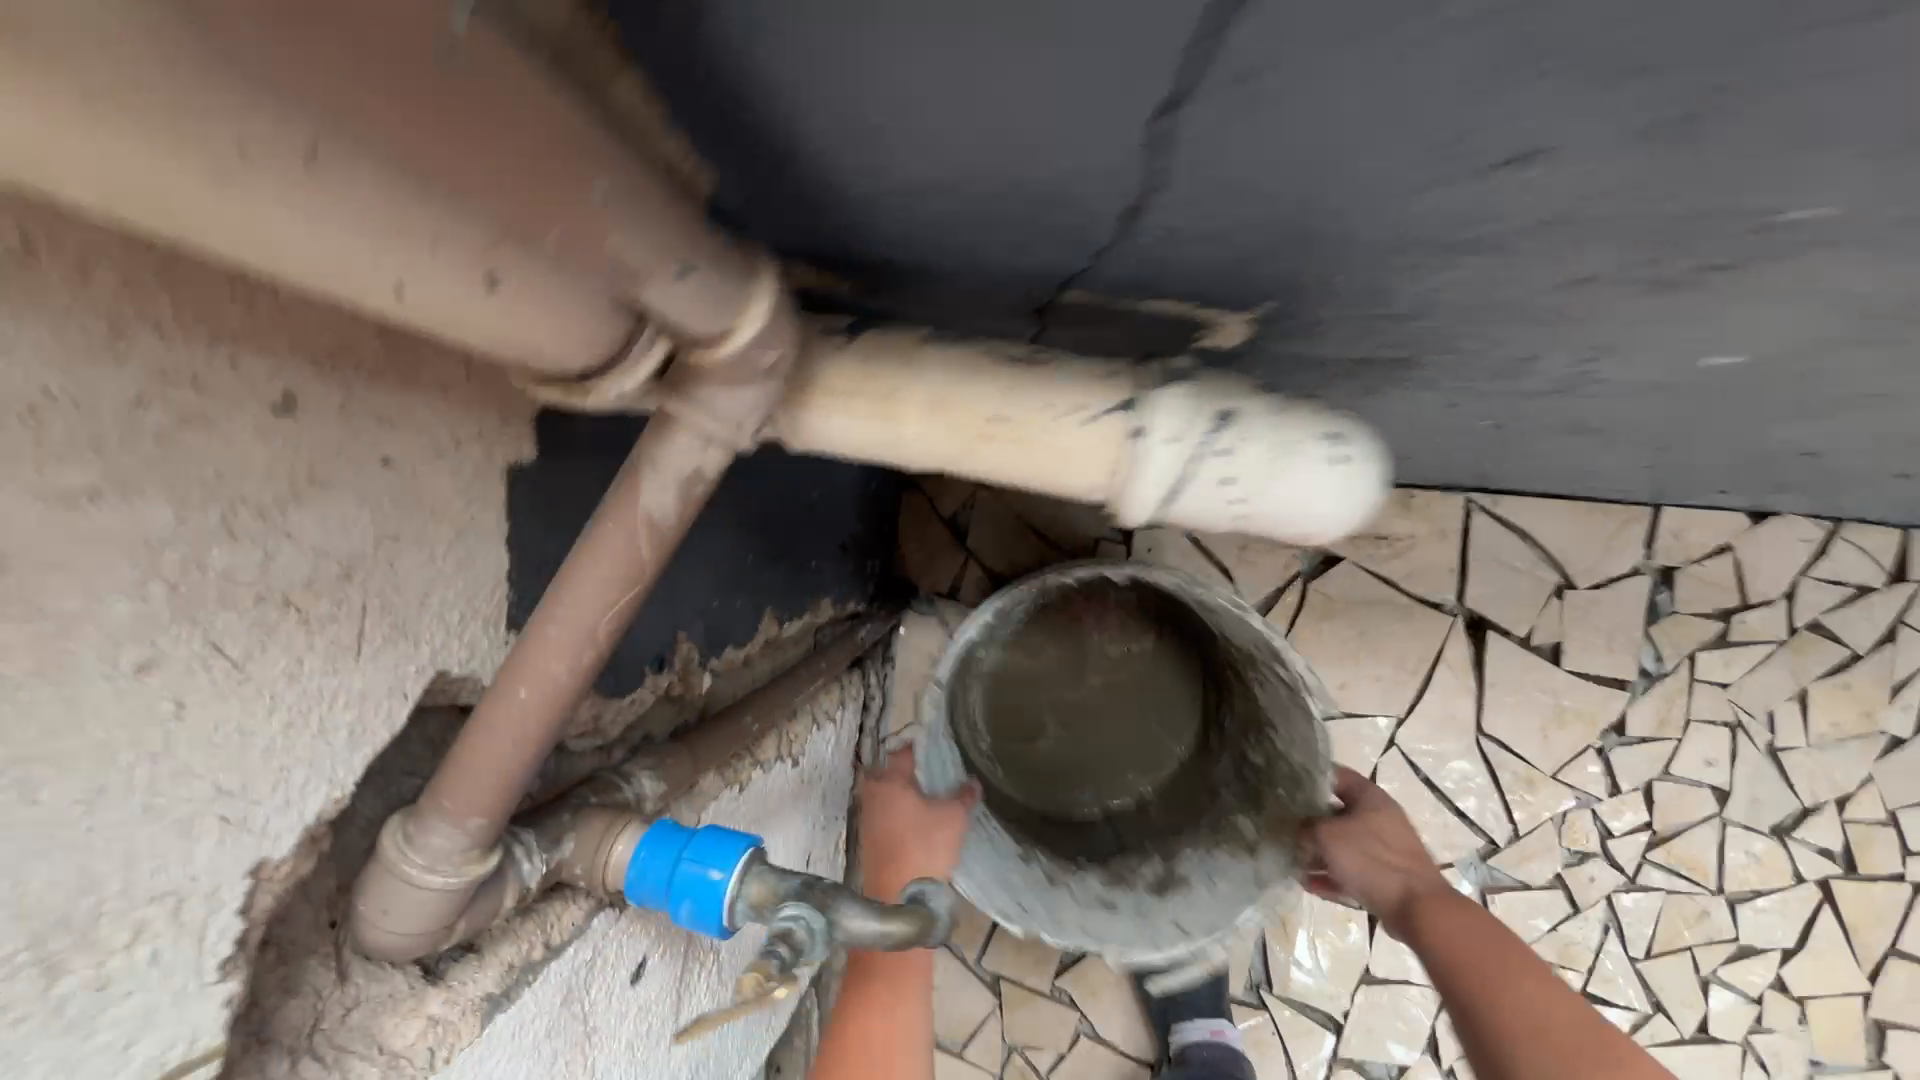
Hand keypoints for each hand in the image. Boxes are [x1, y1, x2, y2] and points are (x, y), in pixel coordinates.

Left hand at [858, 747, 979, 903]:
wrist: (899, 896)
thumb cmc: (926, 846)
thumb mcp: (954, 817)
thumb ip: (964, 795)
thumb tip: (973, 781)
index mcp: (890, 781)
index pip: (903, 752)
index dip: (919, 747)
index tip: (934, 746)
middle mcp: (873, 794)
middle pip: (889, 773)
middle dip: (907, 771)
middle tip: (930, 772)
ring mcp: (867, 818)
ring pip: (884, 795)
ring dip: (901, 794)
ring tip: (926, 796)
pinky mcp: (868, 840)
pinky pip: (883, 815)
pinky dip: (896, 813)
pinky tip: (915, 821)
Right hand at [1304, 766, 1454, 936]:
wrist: (1417, 908)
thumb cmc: (1370, 859)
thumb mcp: (1326, 835)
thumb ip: (1305, 826)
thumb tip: (1298, 830)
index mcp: (1370, 798)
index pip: (1336, 776)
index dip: (1310, 777)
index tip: (1287, 784)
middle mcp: (1379, 819)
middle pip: (1336, 813)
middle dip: (1309, 822)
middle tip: (1284, 828)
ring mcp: (1384, 850)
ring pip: (1343, 845)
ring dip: (1318, 854)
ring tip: (1293, 862)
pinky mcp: (1385, 877)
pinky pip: (1351, 871)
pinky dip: (1332, 876)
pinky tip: (1309, 885)